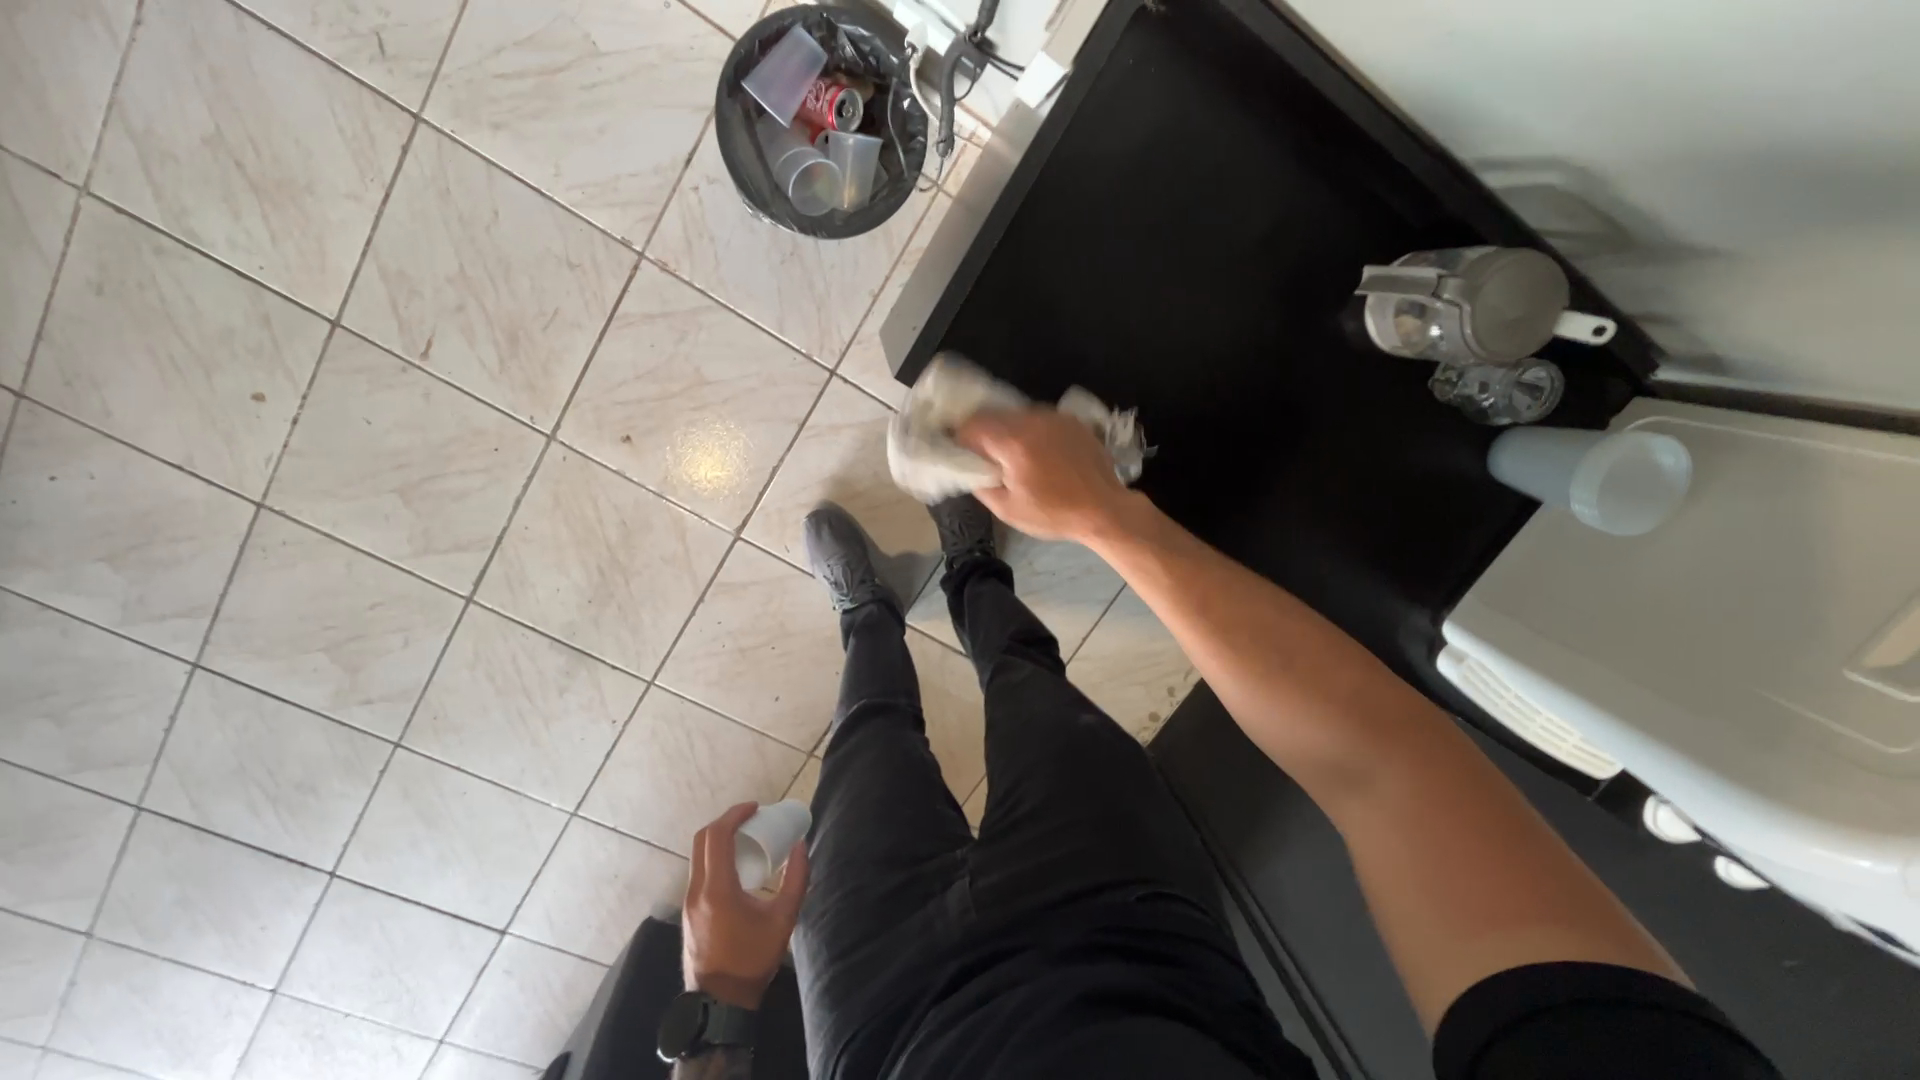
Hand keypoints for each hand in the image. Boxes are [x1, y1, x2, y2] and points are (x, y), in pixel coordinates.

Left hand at [681, 803, 809, 1008]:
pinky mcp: (689, 911)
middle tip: (751, 817)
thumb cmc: (752, 959)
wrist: (720, 1002)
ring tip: (746, 838)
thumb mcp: (783, 919)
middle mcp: (696, 890)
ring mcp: (688, 901)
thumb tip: (801, 846)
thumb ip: (796, 880)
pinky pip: (698, 871)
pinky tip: (736, 865)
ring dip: (718, 839)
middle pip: (702, 839)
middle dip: (726, 821)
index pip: (717, 836)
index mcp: (717, 889)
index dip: (735, 814)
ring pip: (697, 856)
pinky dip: (715, 857)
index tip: (756, 807)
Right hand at [956, 408, 1139, 542]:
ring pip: (1017, 415)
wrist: (1105, 510)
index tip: (964, 455)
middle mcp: (1033, 420)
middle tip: (988, 459)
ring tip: (1017, 458)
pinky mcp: (1071, 421)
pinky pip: (1041, 419)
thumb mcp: (1008, 509)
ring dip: (1010, 432)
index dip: (962, 439)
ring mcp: (1055, 417)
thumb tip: (971, 469)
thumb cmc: (1054, 514)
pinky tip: (1042, 454)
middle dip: (985, 434)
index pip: (973, 425)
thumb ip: (982, 484)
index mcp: (1014, 442)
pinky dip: (1033, 432)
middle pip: (994, 415)